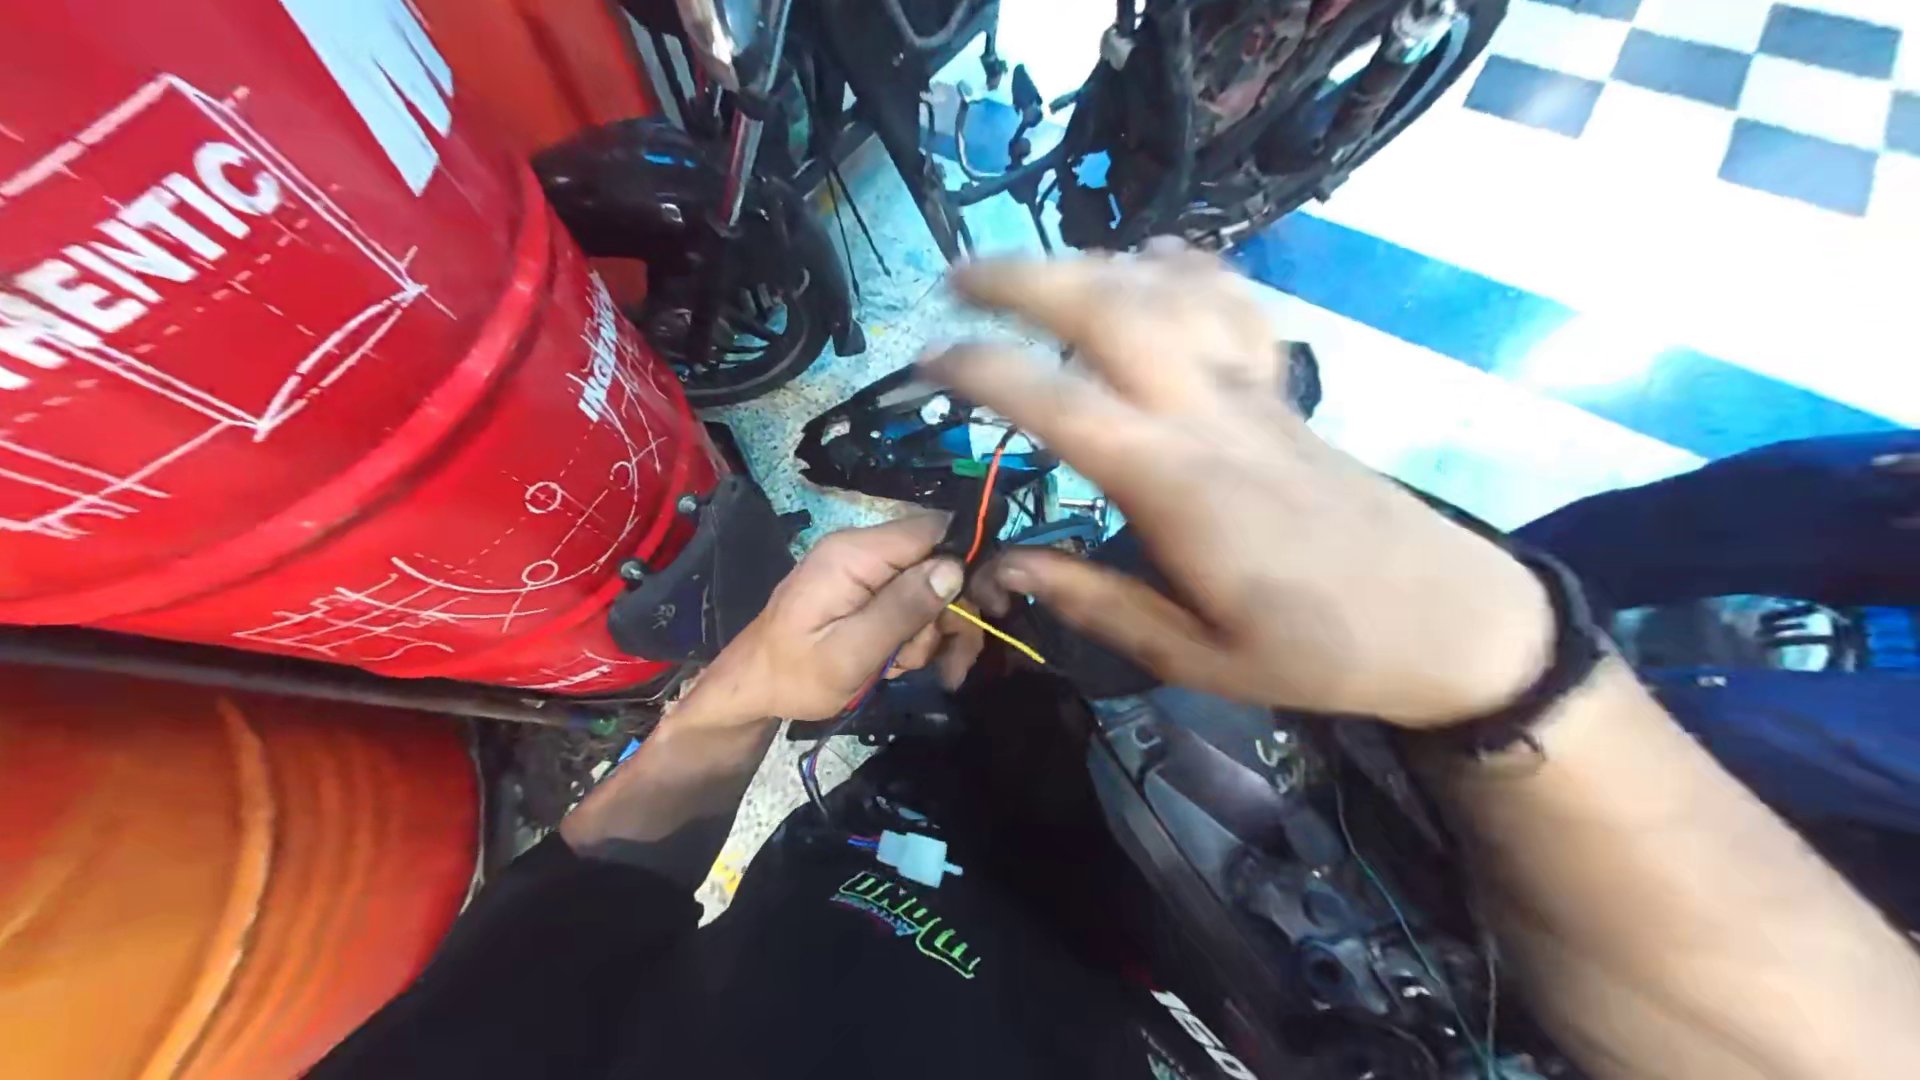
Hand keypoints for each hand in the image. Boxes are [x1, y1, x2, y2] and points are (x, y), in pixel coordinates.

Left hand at [678, 515, 977, 726]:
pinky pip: (913, 601)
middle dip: (950, 613)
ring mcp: (867, 570)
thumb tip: (955, 567)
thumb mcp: (851, 652)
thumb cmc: (796, 675)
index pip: (932, 529)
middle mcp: (864, 551)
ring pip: (931, 588)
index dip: (964, 563)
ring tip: (907, 667)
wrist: (756, 688)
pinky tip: (901, 662)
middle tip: (947, 661)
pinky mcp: (869, 589)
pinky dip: (918, 635)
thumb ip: (902, 609)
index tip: (980, 608)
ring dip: (933, 632)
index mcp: (855, 554)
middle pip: (938, 562)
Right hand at [925, 245, 1552, 727]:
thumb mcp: (1190, 655)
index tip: (930, 360)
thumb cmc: (1314, 652)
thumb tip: (1006, 568)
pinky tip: (1150, 260)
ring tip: (1034, 275)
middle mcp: (1208, 415)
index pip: (1059, 403)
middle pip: (1112, 308)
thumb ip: (1093, 602)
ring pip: (1167, 288)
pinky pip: (1233, 302)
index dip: (983, 371)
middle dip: (1024, 279)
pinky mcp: (1283, 388)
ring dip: (1089, 264)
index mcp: (1175, 486)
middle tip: (961, 278)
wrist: (1449, 623)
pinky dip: (1183, 267)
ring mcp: (1253, 390)